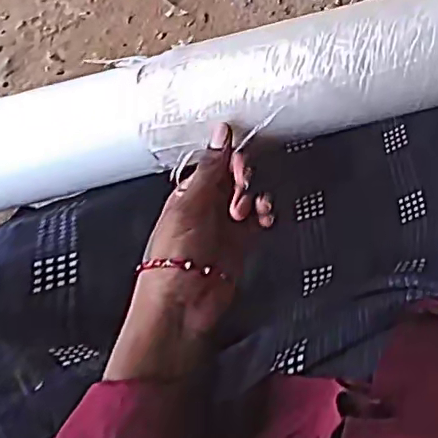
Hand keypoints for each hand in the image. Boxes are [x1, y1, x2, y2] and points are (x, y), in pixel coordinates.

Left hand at [105, 124, 273, 379]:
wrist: (182, 304)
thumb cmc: (172, 259)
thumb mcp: (190, 204)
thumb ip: (212, 166)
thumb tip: (221, 133)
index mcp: (189, 191)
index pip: (215, 161)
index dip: (228, 157)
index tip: (238, 160)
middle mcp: (207, 204)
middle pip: (234, 176)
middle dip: (242, 177)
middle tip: (241, 186)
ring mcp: (225, 223)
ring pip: (249, 194)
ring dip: (252, 197)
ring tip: (243, 211)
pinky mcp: (241, 241)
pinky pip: (259, 218)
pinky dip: (264, 214)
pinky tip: (262, 217)